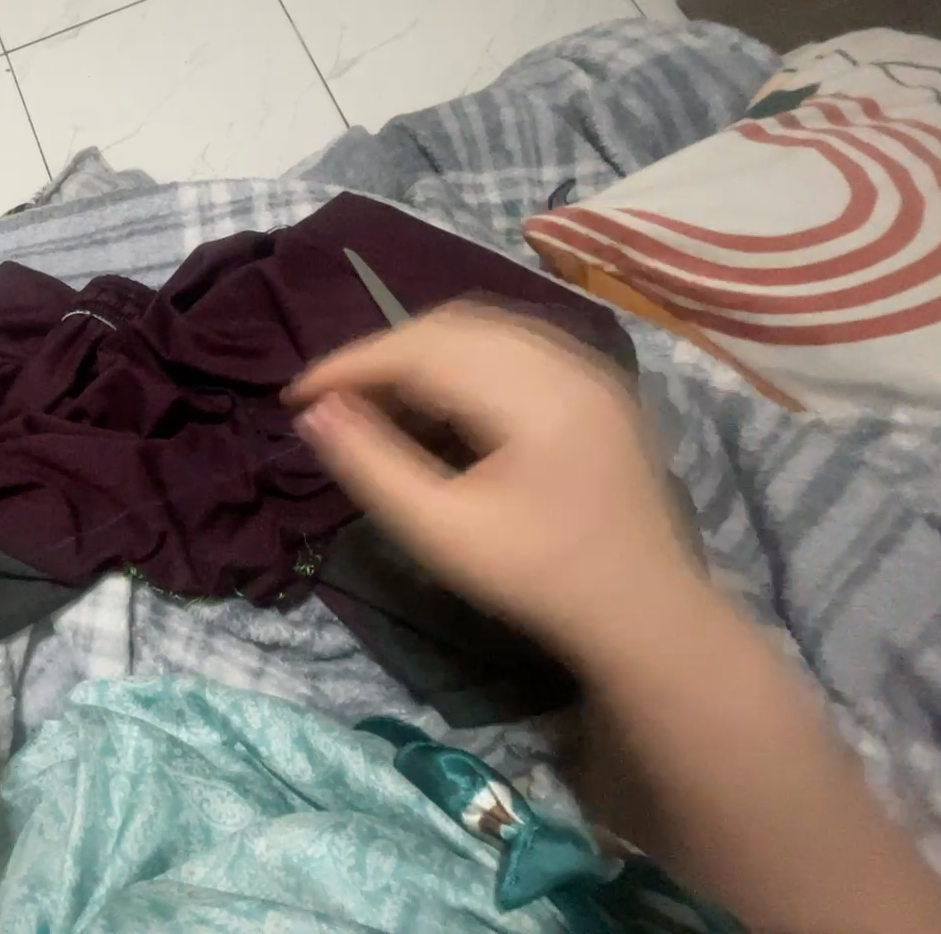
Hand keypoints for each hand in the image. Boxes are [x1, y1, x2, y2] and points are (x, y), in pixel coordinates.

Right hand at [285, 304, 703, 656]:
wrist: (644, 613)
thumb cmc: (535, 577)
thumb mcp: (436, 530)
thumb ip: (368, 465)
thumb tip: (311, 414)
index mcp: (534, 399)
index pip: (419, 351)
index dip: (347, 366)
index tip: (296, 396)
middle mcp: (565, 365)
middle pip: (445, 328)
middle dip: (375, 356)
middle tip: (330, 400)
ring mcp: (584, 370)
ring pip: (473, 329)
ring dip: (409, 354)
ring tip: (370, 398)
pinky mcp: (587, 385)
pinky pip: (501, 345)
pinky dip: (447, 360)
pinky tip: (427, 399)